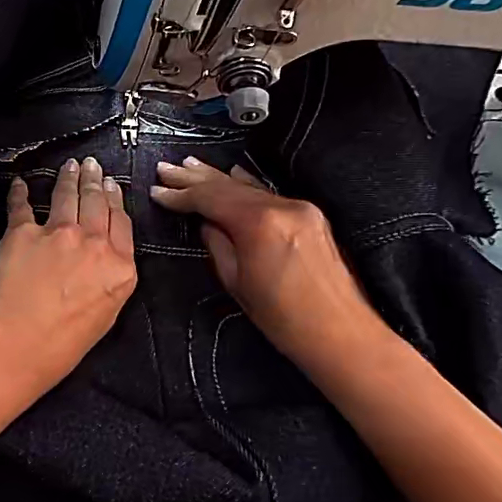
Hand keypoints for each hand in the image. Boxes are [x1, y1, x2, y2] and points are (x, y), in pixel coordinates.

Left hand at [0, 156, 137, 380]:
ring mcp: (58, 233)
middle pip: (97, 203)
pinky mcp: (23, 232)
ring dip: (69, 177)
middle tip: (92, 167)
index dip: (116, 201)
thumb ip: (106, 285)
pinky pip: (23, 205)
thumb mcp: (103, 320)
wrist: (12, 343)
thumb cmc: (55, 347)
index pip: (121, 224)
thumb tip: (98, 270)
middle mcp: (93, 245)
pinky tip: (21, 184)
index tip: (113, 187)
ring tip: (71, 166)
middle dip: (95, 180)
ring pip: (67, 195)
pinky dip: (21, 192)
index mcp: (118, 269)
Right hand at [149, 157, 385, 362]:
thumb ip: (217, 245)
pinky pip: (270, 194)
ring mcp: (301, 209)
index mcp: (259, 224)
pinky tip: (234, 173)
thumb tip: (206, 223)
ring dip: (218, 178)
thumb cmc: (287, 321)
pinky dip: (248, 186)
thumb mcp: (237, 283)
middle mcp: (283, 207)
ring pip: (250, 187)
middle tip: (167, 169)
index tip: (159, 192)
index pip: (210, 198)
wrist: (342, 335)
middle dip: (194, 178)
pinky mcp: (312, 216)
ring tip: (191, 166)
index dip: (181, 195)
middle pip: (229, 185)